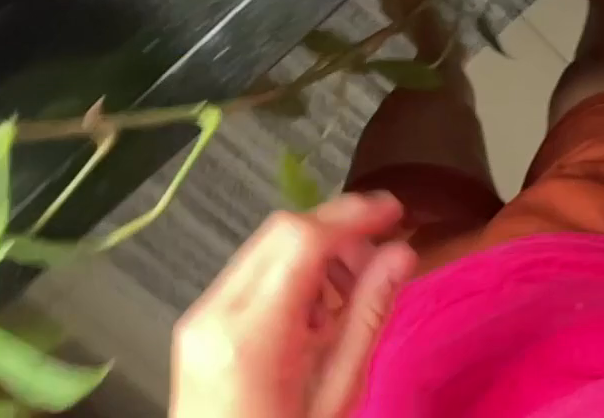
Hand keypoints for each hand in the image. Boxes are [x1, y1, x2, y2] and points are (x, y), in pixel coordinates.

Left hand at [171, 193, 416, 417]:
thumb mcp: (337, 392)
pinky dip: (295, 270)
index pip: (304, 240)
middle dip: (340, 228)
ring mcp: (202, 317)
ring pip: (270, 243)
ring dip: (319, 249)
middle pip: (285, 229)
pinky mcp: (201, 322)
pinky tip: (319, 307)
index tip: (395, 212)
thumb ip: (368, 315)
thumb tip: (402, 253)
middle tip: (380, 252)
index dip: (354, 214)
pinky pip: (255, 269)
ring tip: (351, 290)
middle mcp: (216, 314)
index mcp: (251, 335)